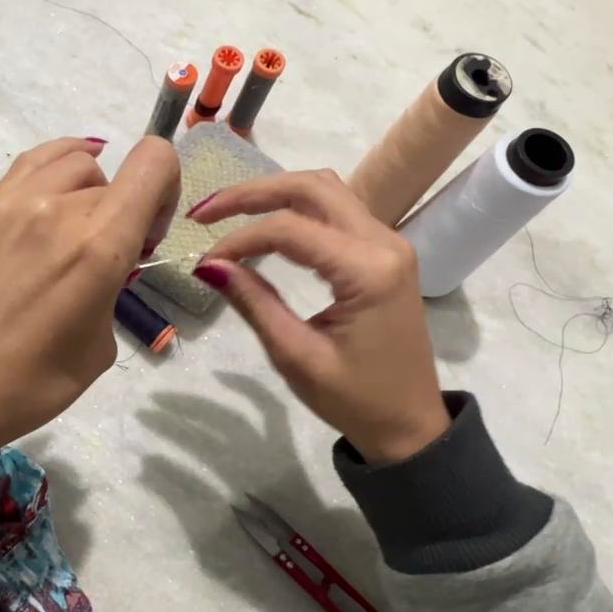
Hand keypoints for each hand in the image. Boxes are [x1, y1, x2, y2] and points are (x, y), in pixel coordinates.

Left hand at [0, 136, 180, 458]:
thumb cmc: (29, 387)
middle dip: (128, 208)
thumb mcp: (98, 349)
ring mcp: (15, 203)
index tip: (149, 235)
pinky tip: (56, 201)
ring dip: (91, 187)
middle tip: (110, 256)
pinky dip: (57, 170)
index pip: (153, 163)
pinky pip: (33, 163)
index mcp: (95, 247)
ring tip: (79, 230)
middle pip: (115, 172)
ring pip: (75, 160)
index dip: (168, 189)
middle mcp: (57, 209)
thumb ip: (112, 291)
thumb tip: (105, 266)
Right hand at [188, 169, 449, 462]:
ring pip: (325, 191)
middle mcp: (385, 242)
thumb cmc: (353, 399)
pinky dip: (295, 210)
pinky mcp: (383, 253)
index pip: (291, 229)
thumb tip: (209, 266)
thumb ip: (254, 303)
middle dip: (252, 194)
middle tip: (203, 213)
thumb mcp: (296, 355)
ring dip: (274, 195)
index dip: (239, 239)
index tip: (204, 263)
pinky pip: (336, 212)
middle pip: (311, 188)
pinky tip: (263, 227)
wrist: (408, 423)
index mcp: (369, 270)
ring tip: (227, 212)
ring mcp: (388, 244)